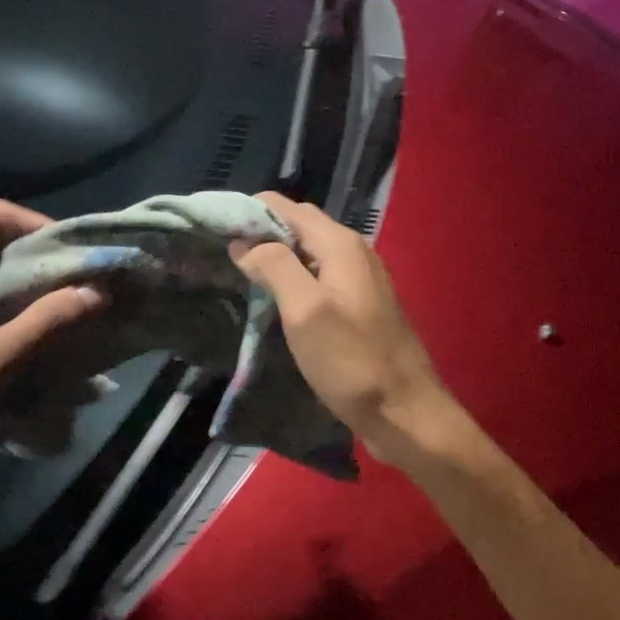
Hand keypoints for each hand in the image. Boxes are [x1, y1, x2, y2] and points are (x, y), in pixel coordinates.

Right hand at [230, 191, 462, 467]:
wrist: (406, 411)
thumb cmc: (352, 361)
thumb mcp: (305, 312)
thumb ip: (275, 267)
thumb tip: (245, 242)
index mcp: (341, 245)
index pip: (288, 208)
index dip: (250, 212)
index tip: (214, 229)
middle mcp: (355, 253)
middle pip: (300, 227)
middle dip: (262, 234)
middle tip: (222, 255)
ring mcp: (361, 281)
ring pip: (310, 255)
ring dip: (278, 259)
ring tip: (240, 276)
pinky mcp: (361, 307)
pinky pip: (321, 279)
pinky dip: (296, 280)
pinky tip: (275, 301)